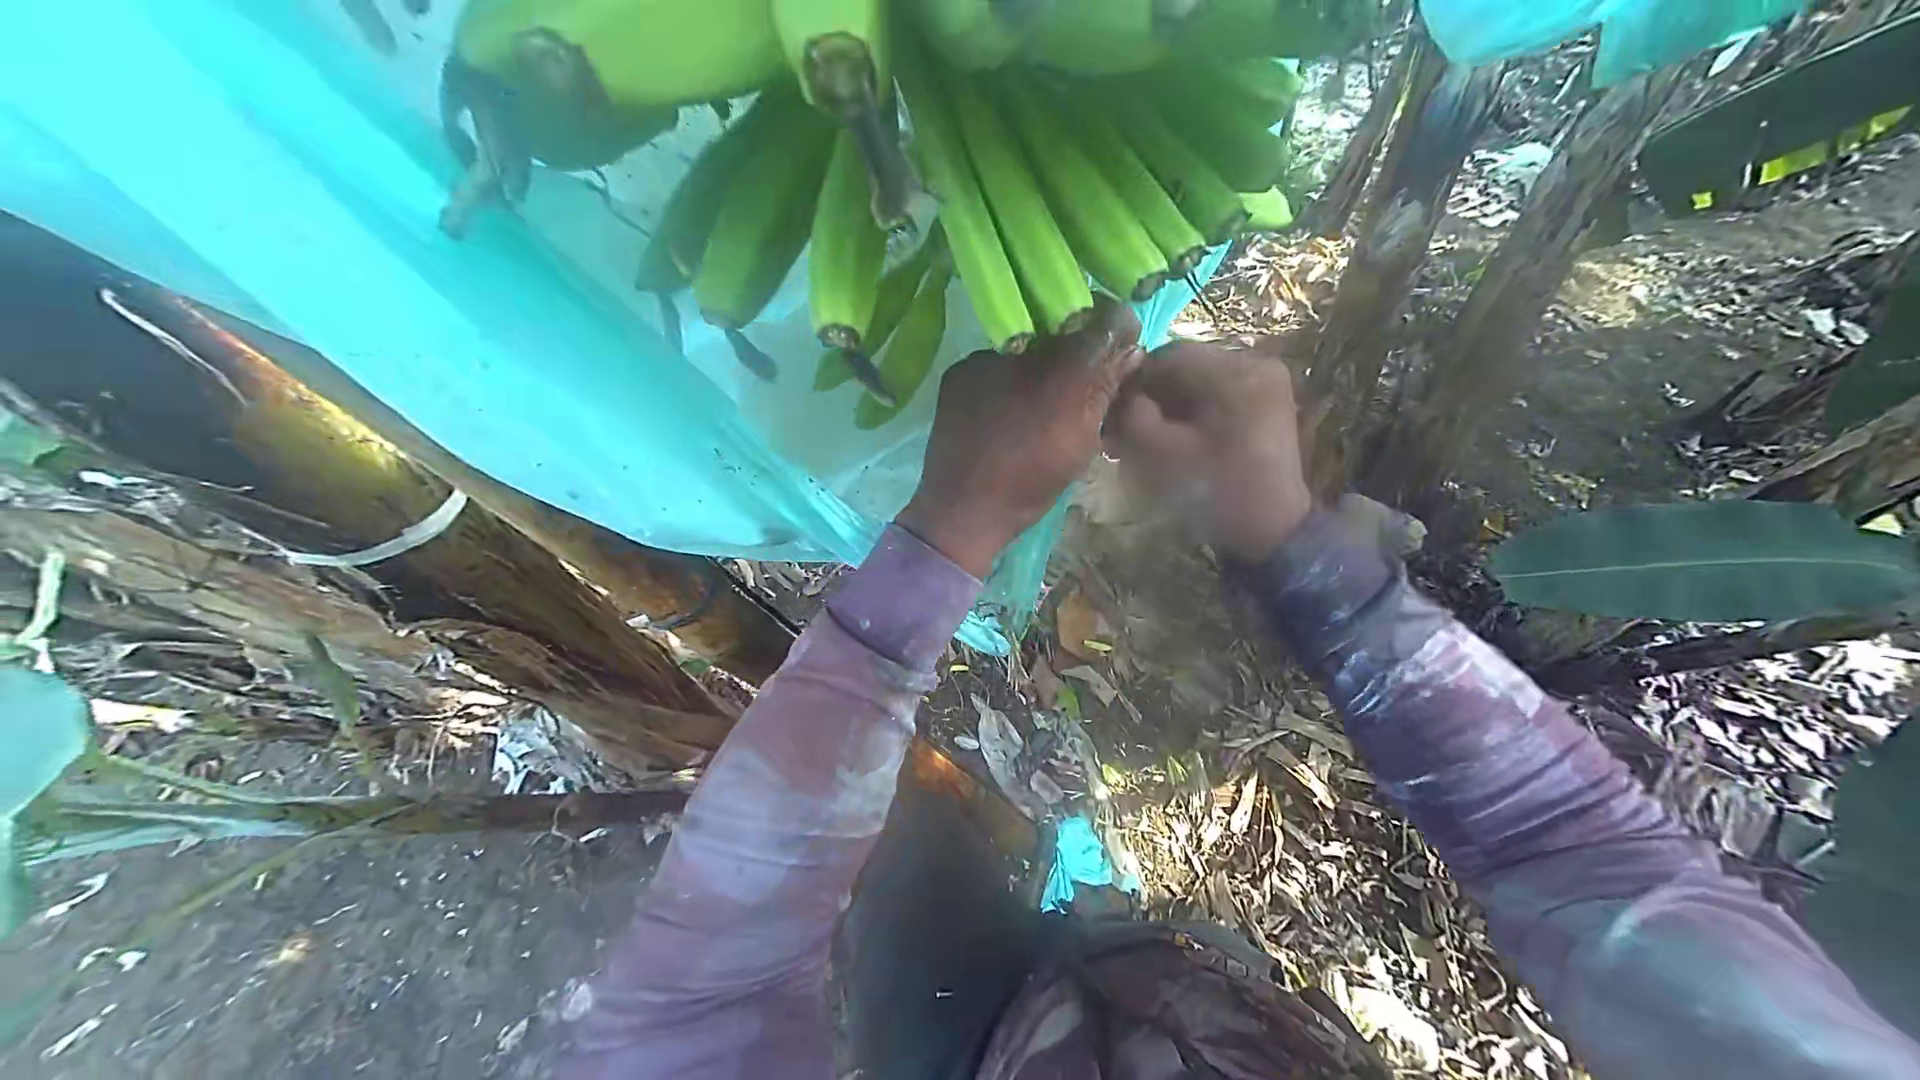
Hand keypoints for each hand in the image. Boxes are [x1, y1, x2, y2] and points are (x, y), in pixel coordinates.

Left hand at [898, 303, 1143, 577]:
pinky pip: (994, 360)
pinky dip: (1006, 376)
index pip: (1104, 321)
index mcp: (1064, 373)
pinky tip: (1004, 406)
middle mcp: (1024, 351)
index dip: (1118, 328)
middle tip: (1078, 377)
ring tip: (1035, 397)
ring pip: (1027, 344)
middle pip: (1064, 327)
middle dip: (1077, 346)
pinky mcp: (959, 371)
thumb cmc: (1030, 484)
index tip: (1121, 346)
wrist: (962, 508)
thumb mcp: (1081, 442)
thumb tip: (1130, 350)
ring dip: (1039, 360)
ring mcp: (985, 358)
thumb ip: (1105, 390)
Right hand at [1105, 341, 1312, 562]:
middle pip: (1183, 368)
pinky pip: (1214, 395)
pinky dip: (1189, 414)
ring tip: (1144, 440)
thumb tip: (1119, 393)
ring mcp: (1264, 382)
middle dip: (1149, 397)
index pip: (1167, 356)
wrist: (1272, 531)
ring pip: (1196, 382)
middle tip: (1122, 432)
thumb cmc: (1215, 492)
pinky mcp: (1264, 402)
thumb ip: (1132, 414)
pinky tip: (1173, 440)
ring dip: (1166, 407)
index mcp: (1236, 371)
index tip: (1111, 413)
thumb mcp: (1161, 453)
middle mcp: (1256, 363)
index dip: (1131, 382)